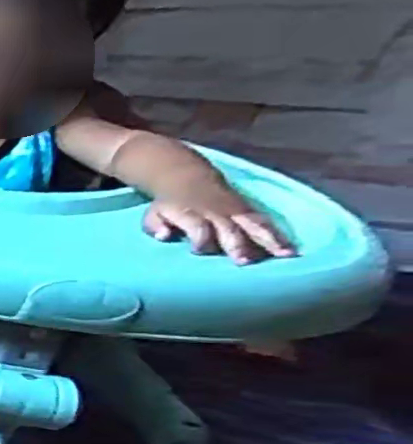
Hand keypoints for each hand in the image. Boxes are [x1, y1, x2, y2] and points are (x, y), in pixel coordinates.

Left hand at [143, 187, 294, 264]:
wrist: (188, 181)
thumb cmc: (168, 206)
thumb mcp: (153, 214)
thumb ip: (155, 226)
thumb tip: (163, 236)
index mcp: (190, 215)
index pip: (198, 228)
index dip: (200, 240)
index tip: (199, 251)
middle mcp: (217, 214)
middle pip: (229, 230)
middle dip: (237, 245)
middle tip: (243, 261)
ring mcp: (236, 212)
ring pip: (255, 226)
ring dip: (269, 241)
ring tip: (284, 255)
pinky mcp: (250, 211)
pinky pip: (266, 223)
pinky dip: (280, 235)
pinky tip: (291, 249)